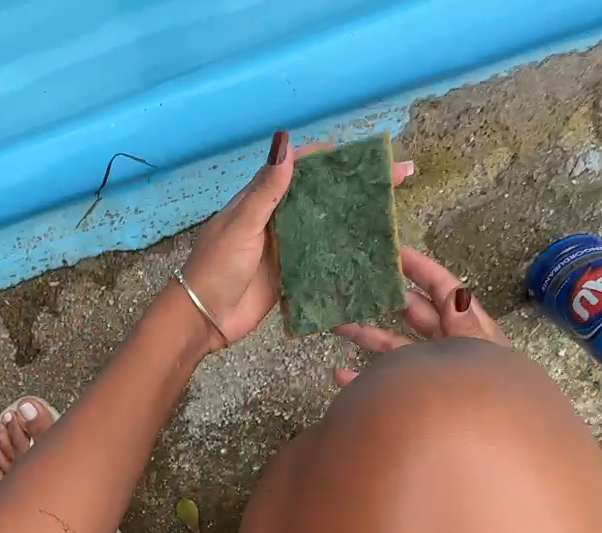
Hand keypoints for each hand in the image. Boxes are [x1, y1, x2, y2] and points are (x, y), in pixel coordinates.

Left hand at [175, 133, 417, 350]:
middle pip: (320, 196)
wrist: (202, 320)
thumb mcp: (240, 226)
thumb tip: (287, 143)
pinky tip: (371, 250)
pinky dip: (342, 253)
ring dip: (354, 218)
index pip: (301, 169)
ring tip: (393, 211)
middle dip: (356, 186)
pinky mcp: (289, 277)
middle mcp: (275, 220)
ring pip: (324, 227)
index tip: (367, 155)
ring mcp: (284, 249)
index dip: (333, 159)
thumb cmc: (215, 268)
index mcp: (260, 200)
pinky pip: (320, 260)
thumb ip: (265, 191)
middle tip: (398, 178)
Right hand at [330, 248, 510, 383]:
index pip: (444, 290)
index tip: (393, 253)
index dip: (420, 269)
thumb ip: (464, 325)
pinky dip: (361, 378)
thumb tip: (452, 293)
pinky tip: (341, 375)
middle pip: (412, 314)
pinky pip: (384, 383)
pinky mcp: (413, 397)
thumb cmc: (489, 397)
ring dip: (365, 335)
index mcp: (468, 329)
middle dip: (383, 299)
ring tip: (336, 326)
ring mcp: (427, 372)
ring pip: (393, 345)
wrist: (487, 447)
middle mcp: (447, 347)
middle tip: (355, 286)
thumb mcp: (479, 354)